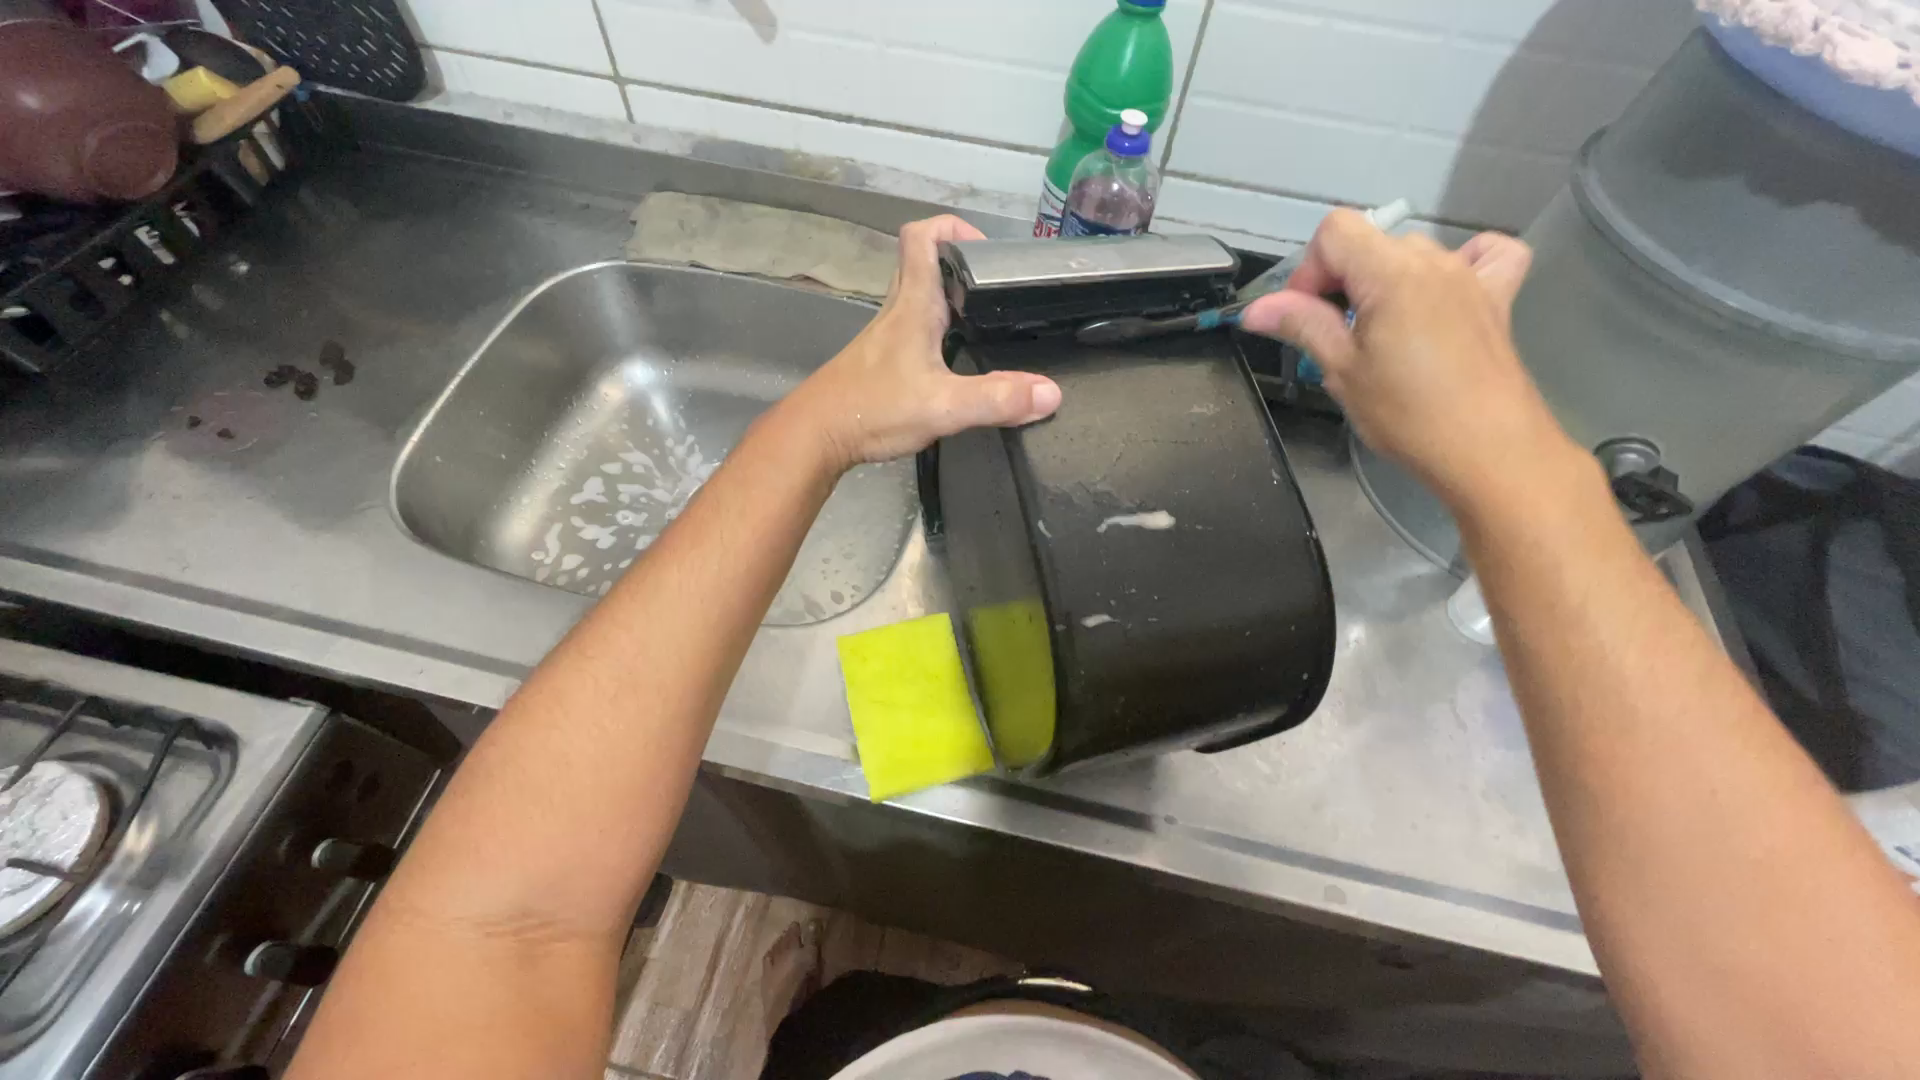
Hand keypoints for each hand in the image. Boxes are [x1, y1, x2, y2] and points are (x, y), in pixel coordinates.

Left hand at [788, 215, 1061, 470]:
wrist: (814, 436)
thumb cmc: (873, 410)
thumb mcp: (943, 408)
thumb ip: (996, 400)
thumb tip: (1050, 393)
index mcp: (912, 306)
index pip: (921, 238)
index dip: (953, 229)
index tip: (985, 252)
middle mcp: (896, 312)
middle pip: (922, 264)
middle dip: (959, 265)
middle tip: (994, 291)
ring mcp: (885, 338)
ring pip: (917, 298)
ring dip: (949, 300)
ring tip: (985, 323)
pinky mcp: (879, 362)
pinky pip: (912, 330)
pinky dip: (937, 332)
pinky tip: (955, 363)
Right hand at [1239, 210, 1577, 508]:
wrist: (1487, 449)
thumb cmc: (1407, 414)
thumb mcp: (1342, 370)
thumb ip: (1301, 325)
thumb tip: (1255, 309)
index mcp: (1391, 274)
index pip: (1336, 232)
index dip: (1310, 269)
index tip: (1306, 315)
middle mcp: (1434, 261)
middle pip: (1371, 243)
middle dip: (1341, 280)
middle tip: (1332, 335)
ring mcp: (1470, 276)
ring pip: (1412, 252)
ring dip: (1384, 281)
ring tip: (1379, 332)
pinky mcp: (1496, 297)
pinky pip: (1484, 255)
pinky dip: (1460, 263)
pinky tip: (1441, 293)